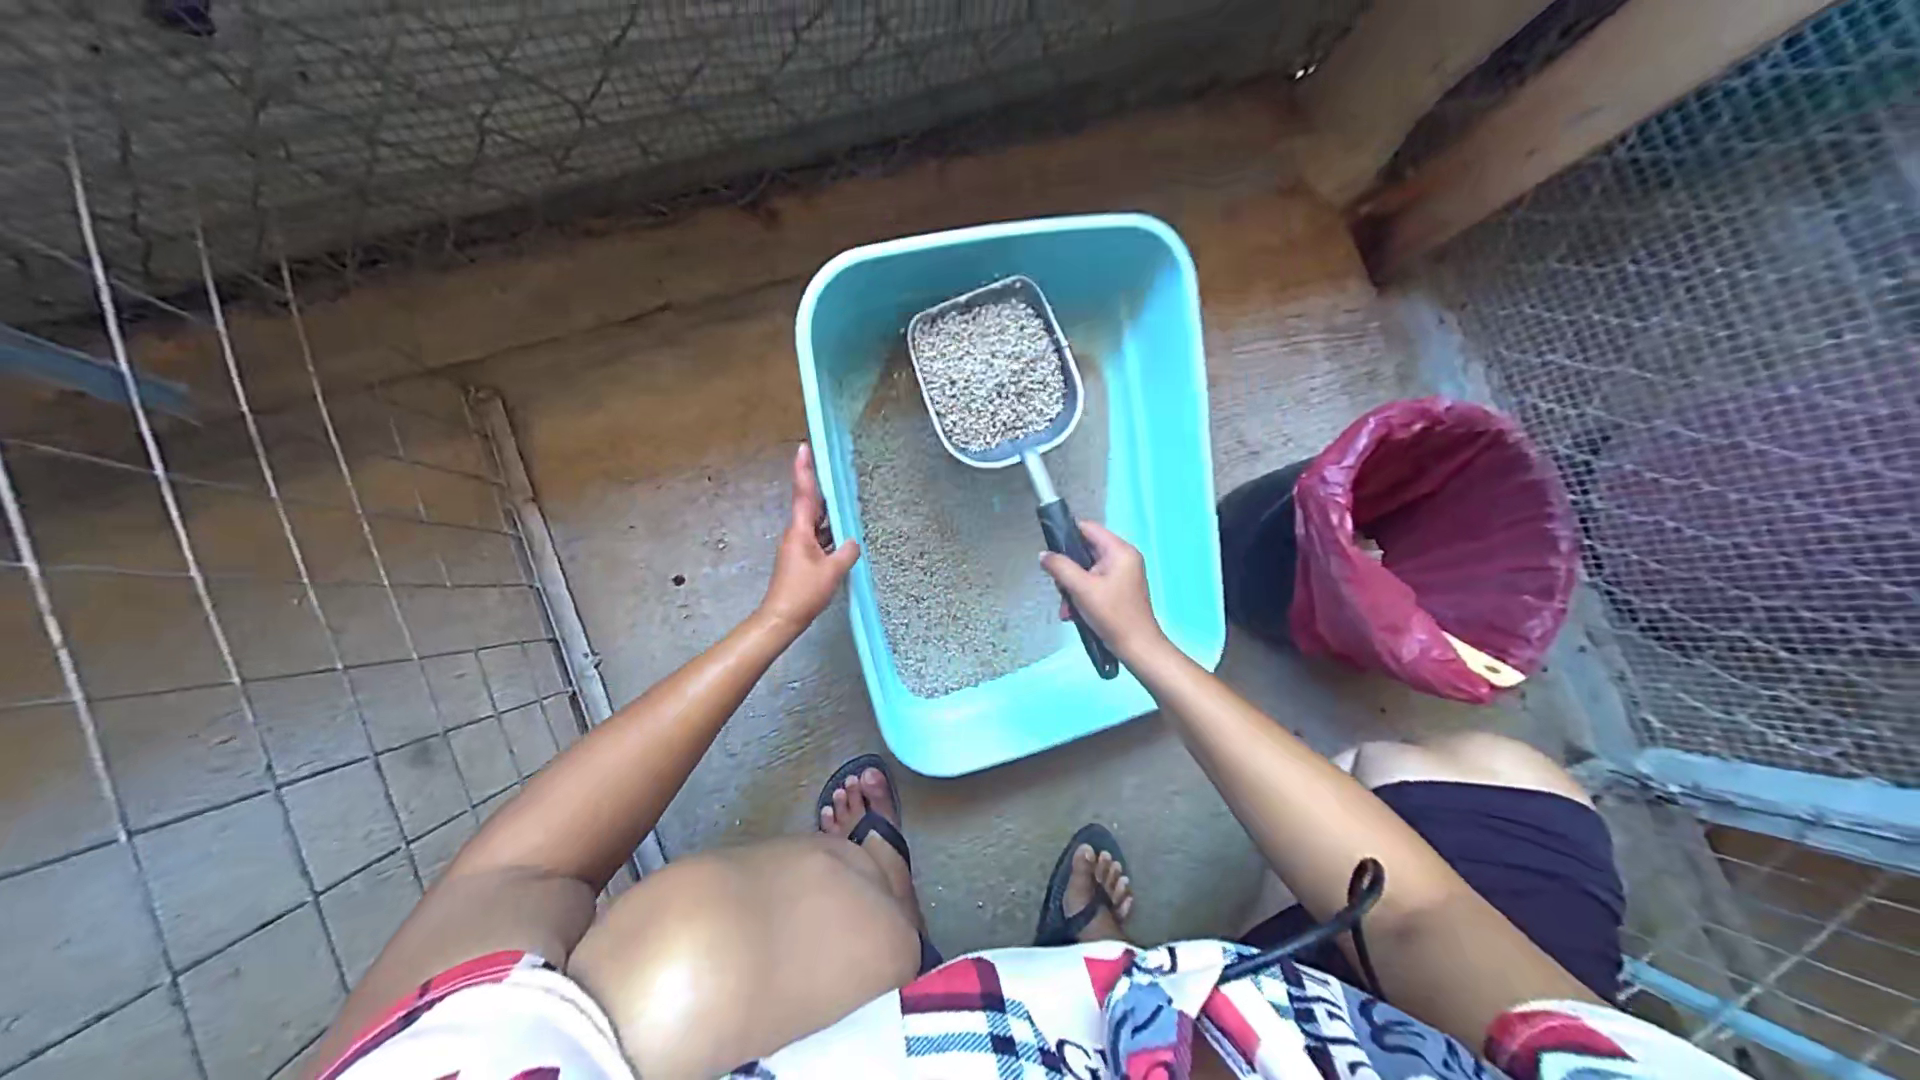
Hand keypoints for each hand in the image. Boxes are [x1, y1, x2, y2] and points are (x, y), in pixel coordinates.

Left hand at [759, 443, 860, 631]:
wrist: (782, 617)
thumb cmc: (804, 592)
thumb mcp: (832, 572)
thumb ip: (847, 552)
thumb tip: (854, 542)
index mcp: (800, 531)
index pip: (804, 494)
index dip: (805, 470)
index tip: (804, 448)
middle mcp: (796, 533)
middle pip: (810, 503)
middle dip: (820, 485)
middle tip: (832, 467)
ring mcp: (797, 546)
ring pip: (815, 522)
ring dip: (828, 511)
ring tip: (844, 498)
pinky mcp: (801, 558)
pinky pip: (817, 537)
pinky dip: (829, 531)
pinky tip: (843, 533)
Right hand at [1038, 520, 1167, 660]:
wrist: (1137, 648)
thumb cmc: (1112, 615)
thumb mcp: (1081, 589)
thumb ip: (1060, 567)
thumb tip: (1043, 554)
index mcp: (1120, 551)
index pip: (1088, 528)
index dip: (1067, 535)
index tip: (1050, 551)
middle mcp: (1123, 558)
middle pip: (1085, 552)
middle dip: (1068, 571)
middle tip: (1060, 588)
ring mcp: (1122, 575)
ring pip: (1086, 571)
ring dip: (1072, 588)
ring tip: (1067, 608)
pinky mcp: (1118, 590)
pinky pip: (1093, 584)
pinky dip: (1082, 596)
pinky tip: (1074, 614)